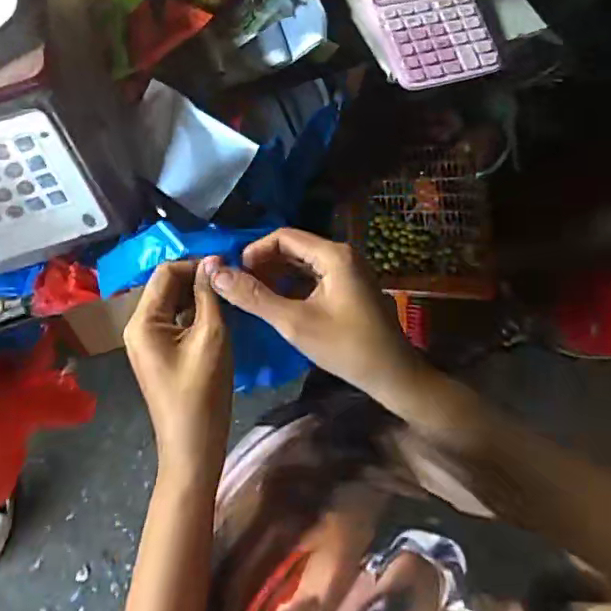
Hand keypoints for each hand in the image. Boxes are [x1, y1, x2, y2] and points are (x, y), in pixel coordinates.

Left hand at [125, 258, 231, 477]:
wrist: (192, 446)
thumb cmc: (201, 392)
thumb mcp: (211, 336)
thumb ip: (209, 294)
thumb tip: (213, 260)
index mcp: (143, 321)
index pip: (166, 272)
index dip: (196, 264)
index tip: (228, 268)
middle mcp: (138, 326)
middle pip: (167, 285)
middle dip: (198, 278)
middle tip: (232, 281)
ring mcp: (147, 341)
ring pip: (173, 302)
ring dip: (198, 295)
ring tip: (229, 296)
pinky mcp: (159, 352)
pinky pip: (175, 319)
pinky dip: (195, 312)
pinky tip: (218, 315)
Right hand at [211, 228, 427, 403]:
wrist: (393, 374)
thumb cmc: (346, 347)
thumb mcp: (294, 323)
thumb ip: (255, 297)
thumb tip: (217, 274)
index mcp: (333, 254)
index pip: (283, 236)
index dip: (254, 251)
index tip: (234, 274)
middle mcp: (342, 254)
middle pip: (293, 247)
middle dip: (264, 263)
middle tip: (239, 287)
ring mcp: (348, 270)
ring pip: (303, 263)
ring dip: (277, 275)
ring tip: (253, 296)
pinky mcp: (350, 287)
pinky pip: (315, 276)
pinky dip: (293, 285)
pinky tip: (278, 304)